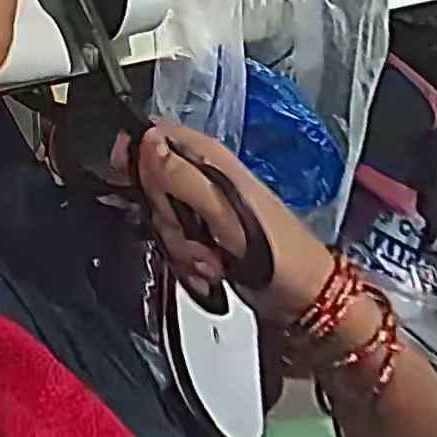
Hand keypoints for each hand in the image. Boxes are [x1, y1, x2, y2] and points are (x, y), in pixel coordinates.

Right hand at [133, 123, 336, 323]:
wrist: (309, 302)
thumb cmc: (274, 252)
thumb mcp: (222, 210)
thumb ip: (179, 174)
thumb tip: (144, 140)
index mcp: (206, 156)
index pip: (152, 134)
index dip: (134, 152)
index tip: (128, 181)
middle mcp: (200, 174)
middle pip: (150, 179)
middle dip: (162, 213)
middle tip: (187, 232)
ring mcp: (200, 204)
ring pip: (158, 213)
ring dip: (176, 243)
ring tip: (207, 260)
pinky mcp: (202, 232)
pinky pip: (172, 237)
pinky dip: (184, 258)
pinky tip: (206, 271)